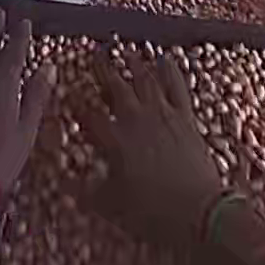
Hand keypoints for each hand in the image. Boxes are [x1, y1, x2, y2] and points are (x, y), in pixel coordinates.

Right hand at [80, 52, 224, 252]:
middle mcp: (134, 119)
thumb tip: (65, 185)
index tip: (68, 91)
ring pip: (144, 79)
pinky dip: (169, 71)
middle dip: (102, 68)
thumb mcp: (113, 206)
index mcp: (113, 139)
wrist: (200, 213)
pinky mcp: (184, 116)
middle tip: (94, 53)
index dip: (76, 102)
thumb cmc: (153, 213)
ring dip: (134, 63)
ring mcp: (161, 114)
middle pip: (114, 86)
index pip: (88, 114)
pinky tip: (165, 59)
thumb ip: (88, 192)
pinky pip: (176, 87)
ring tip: (125, 51)